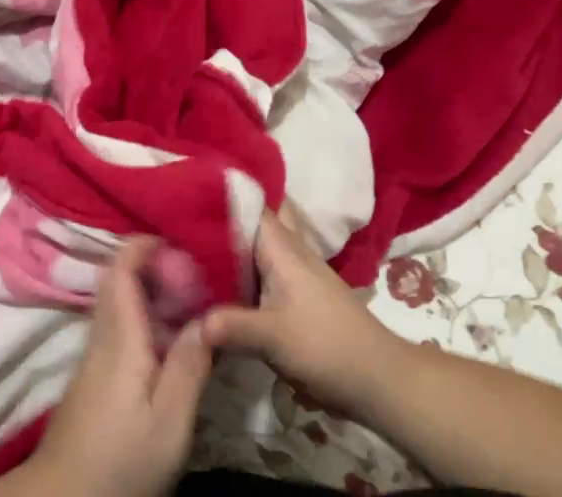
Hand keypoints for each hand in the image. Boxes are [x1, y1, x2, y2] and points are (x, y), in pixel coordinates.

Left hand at [1, 237, 213, 496]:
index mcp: (120, 340)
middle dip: (150, 266)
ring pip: (117, 307)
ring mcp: (93, 359)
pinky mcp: (93, 379)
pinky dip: (143, 320)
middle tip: (193, 270)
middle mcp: (101, 340)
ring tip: (189, 299)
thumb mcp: (170, 421)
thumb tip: (206, 317)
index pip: (119, 273)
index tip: (171, 237)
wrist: (65, 495)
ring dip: (148, 294)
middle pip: (116, 285)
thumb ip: (189, 367)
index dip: (140, 246)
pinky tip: (168, 339)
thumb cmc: (123, 459)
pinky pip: (118, 330)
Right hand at [201, 205, 406, 416]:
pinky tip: (213, 273)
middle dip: (225, 208)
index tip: (182, 183)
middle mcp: (289, 251)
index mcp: (282, 248)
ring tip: (187, 233)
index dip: (218, 190)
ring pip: (257, 241)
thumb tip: (191, 324)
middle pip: (255, 216)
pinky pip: (259, 265)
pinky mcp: (295, 294)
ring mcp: (294, 272)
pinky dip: (238, 263)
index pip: (249, 203)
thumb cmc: (329, 348)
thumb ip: (232, 326)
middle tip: (184, 206)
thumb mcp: (275, 339)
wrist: (379, 380)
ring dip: (229, 236)